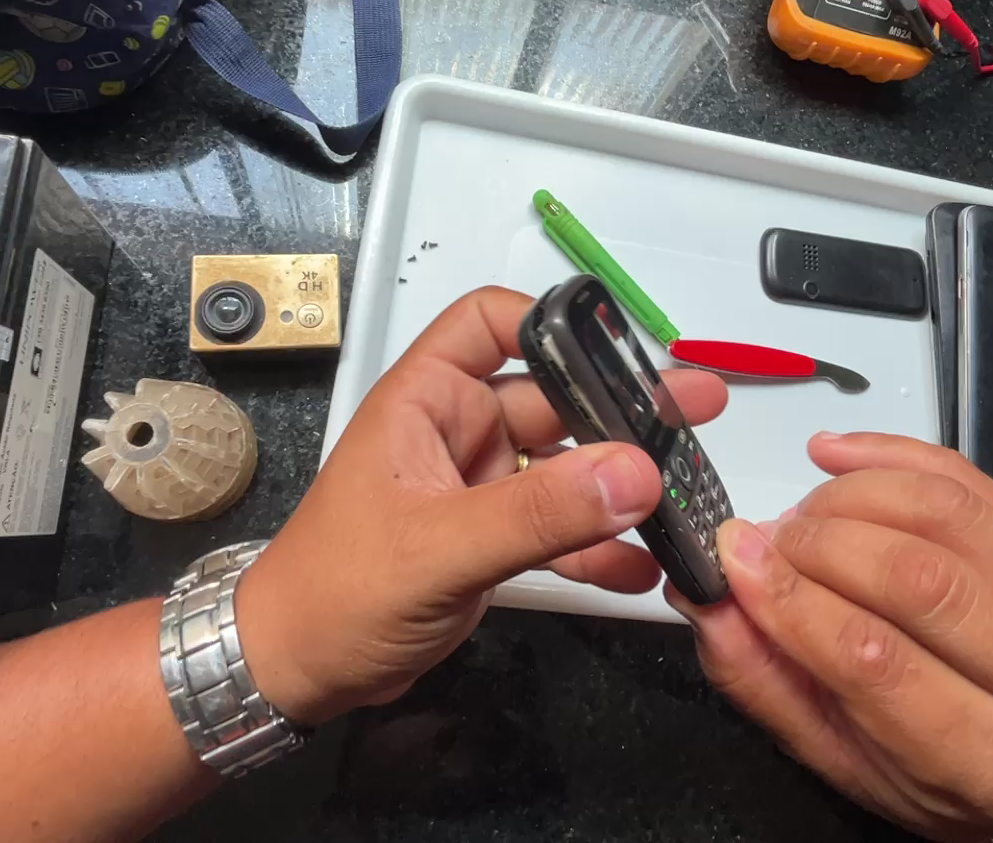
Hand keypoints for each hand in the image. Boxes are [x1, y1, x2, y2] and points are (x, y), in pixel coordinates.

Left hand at [236, 287, 724, 725]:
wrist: (299, 670)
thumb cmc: (336, 590)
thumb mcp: (437, 547)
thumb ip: (535, 514)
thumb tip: (635, 473)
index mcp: (429, 397)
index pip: (490, 321)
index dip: (550, 321)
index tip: (617, 344)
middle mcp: (460, 428)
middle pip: (553, 394)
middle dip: (620, 407)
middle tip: (694, 411)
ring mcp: (482, 482)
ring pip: (566, 462)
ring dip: (622, 479)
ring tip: (689, 488)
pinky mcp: (494, 533)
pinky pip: (560, 525)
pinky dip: (599, 543)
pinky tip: (643, 564)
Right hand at [669, 433, 992, 842]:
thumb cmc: (911, 764)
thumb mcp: (822, 747)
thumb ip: (757, 675)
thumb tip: (701, 595)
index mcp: (983, 755)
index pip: (878, 662)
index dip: (794, 601)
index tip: (733, 557)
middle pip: (918, 580)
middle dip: (818, 545)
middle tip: (764, 541)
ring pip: (942, 511)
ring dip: (848, 496)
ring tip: (799, 516)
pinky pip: (960, 473)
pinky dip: (884, 450)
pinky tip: (828, 454)